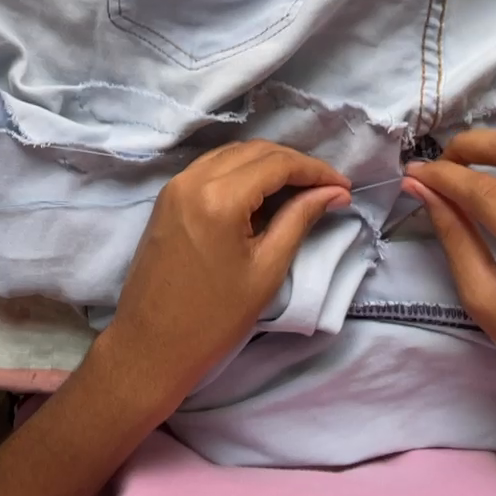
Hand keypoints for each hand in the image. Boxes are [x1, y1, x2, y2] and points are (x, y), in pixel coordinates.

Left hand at [100, 141, 349, 408]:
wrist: (151, 345)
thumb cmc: (214, 318)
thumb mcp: (267, 269)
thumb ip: (300, 219)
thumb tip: (333, 192)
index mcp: (219, 197)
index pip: (277, 163)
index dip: (315, 170)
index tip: (344, 186)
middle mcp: (193, 179)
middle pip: (254, 151)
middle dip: (294, 164)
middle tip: (326, 188)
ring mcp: (175, 185)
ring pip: (232, 154)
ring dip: (268, 164)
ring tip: (300, 190)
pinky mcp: (167, 197)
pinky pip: (211, 167)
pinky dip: (241, 171)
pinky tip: (262, 194)